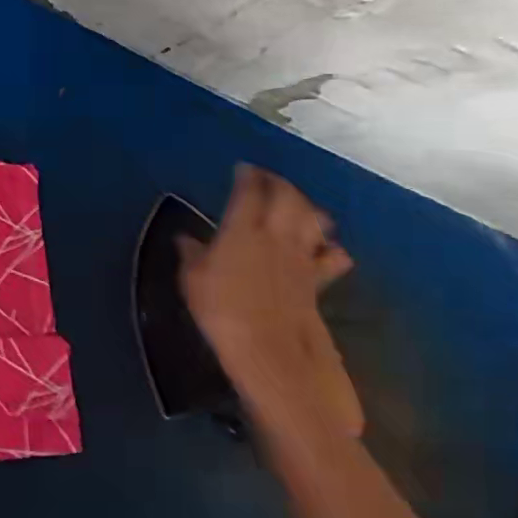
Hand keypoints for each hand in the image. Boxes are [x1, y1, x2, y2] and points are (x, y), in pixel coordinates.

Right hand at [179, 164, 363, 438]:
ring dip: (305, 205)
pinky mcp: (317, 279)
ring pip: (314, 218)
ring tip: (295, 203)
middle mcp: (277, 235)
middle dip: (278, 182)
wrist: (269, 349)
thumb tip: (186, 239)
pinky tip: (321, 247)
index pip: (249, 191)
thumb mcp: (192, 279)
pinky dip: (328, 245)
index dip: (247, 176)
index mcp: (243, 229)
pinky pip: (332, 254)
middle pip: (287, 196)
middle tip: (266, 178)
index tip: (242, 169)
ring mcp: (301, 257)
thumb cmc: (221, 310)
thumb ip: (191, 254)